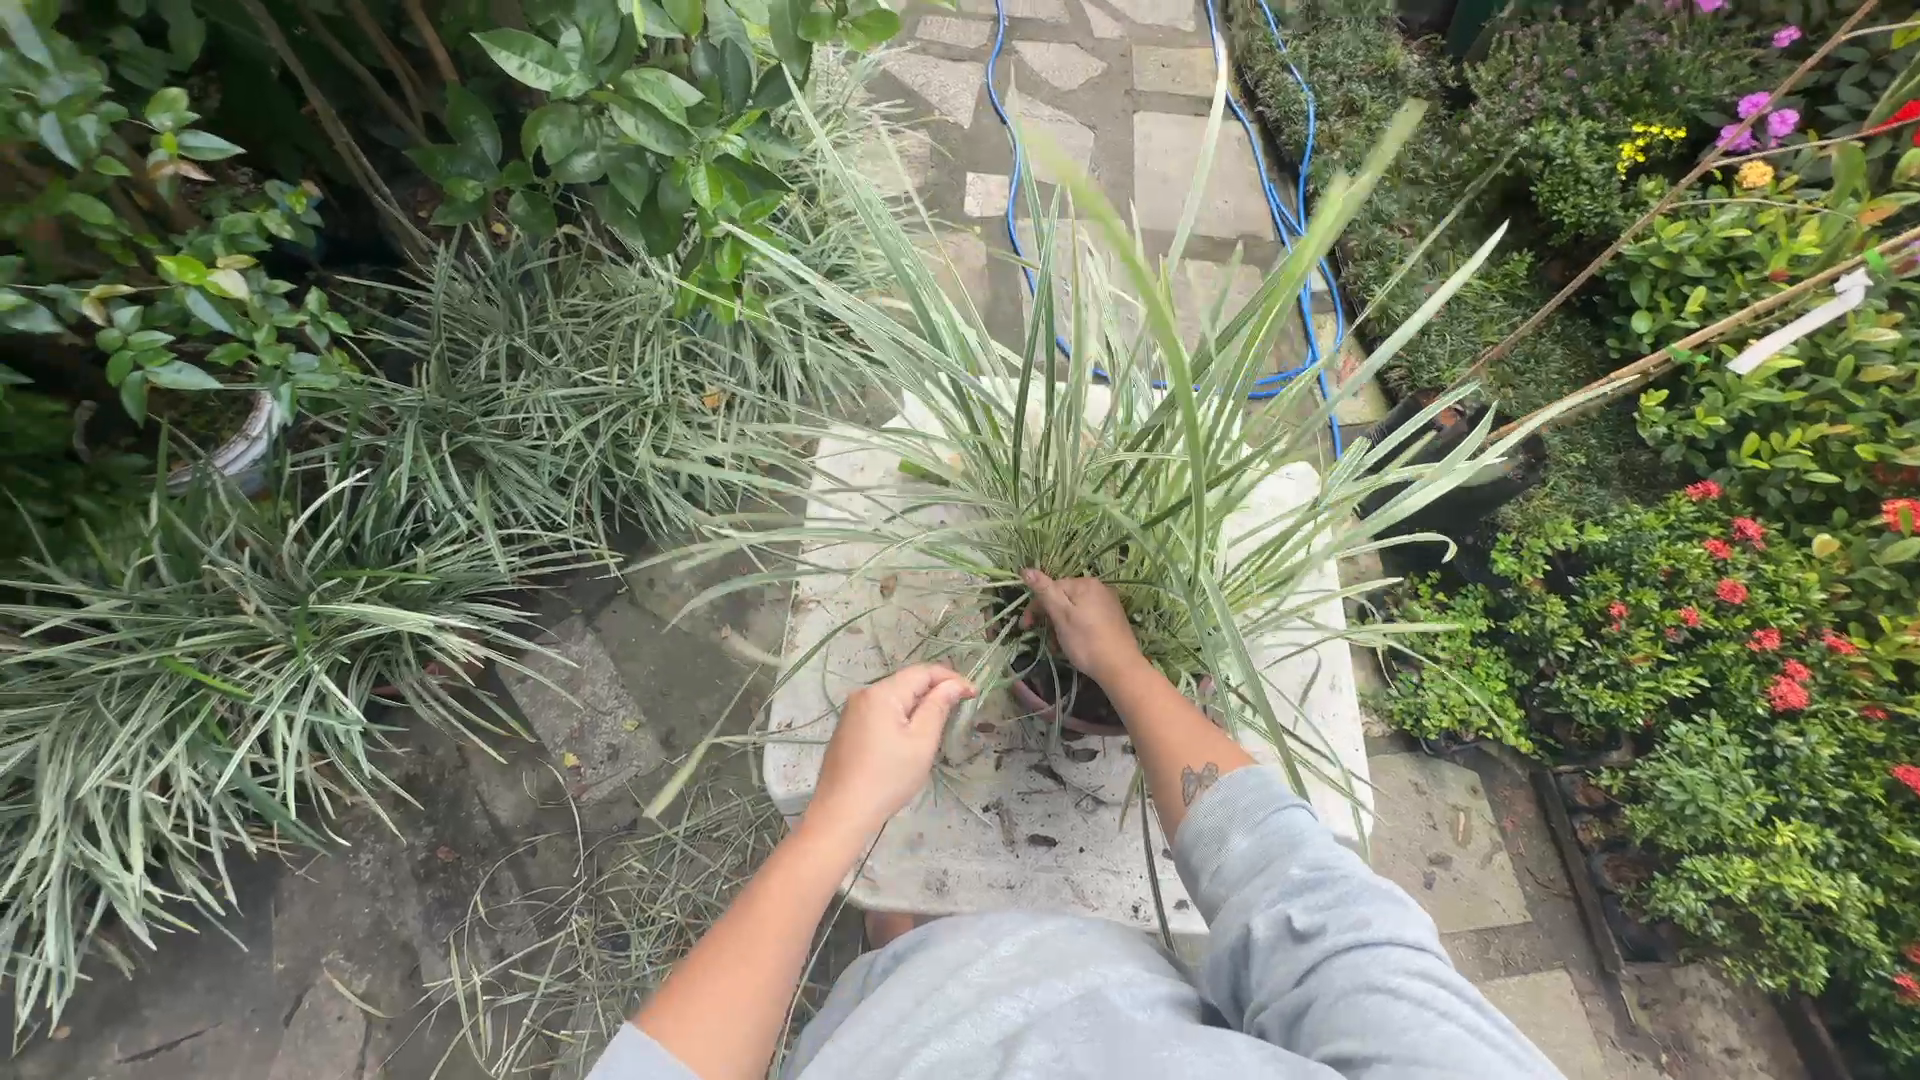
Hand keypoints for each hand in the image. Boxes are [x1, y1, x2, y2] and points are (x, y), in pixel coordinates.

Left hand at [807, 664, 976, 838]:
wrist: (842, 812)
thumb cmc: (888, 778)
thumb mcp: (921, 741)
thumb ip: (938, 707)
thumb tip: (953, 685)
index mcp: (882, 693)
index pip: (922, 672)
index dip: (951, 678)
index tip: (973, 693)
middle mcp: (863, 694)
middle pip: (906, 682)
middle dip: (935, 691)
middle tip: (960, 708)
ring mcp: (852, 712)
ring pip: (894, 697)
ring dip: (918, 704)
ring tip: (938, 722)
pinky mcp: (848, 728)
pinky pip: (880, 711)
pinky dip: (900, 716)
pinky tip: (909, 736)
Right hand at [1021, 569, 1147, 687]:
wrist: (1120, 667)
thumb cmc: (1086, 641)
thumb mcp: (1061, 615)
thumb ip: (1044, 590)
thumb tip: (1026, 569)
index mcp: (1084, 583)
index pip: (1051, 588)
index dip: (1035, 607)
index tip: (1026, 627)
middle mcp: (1098, 587)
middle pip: (1063, 599)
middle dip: (1050, 618)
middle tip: (1046, 640)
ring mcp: (1108, 602)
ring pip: (1074, 610)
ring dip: (1061, 626)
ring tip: (1059, 646)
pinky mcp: (1113, 618)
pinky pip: (1086, 617)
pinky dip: (1076, 628)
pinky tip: (1074, 644)